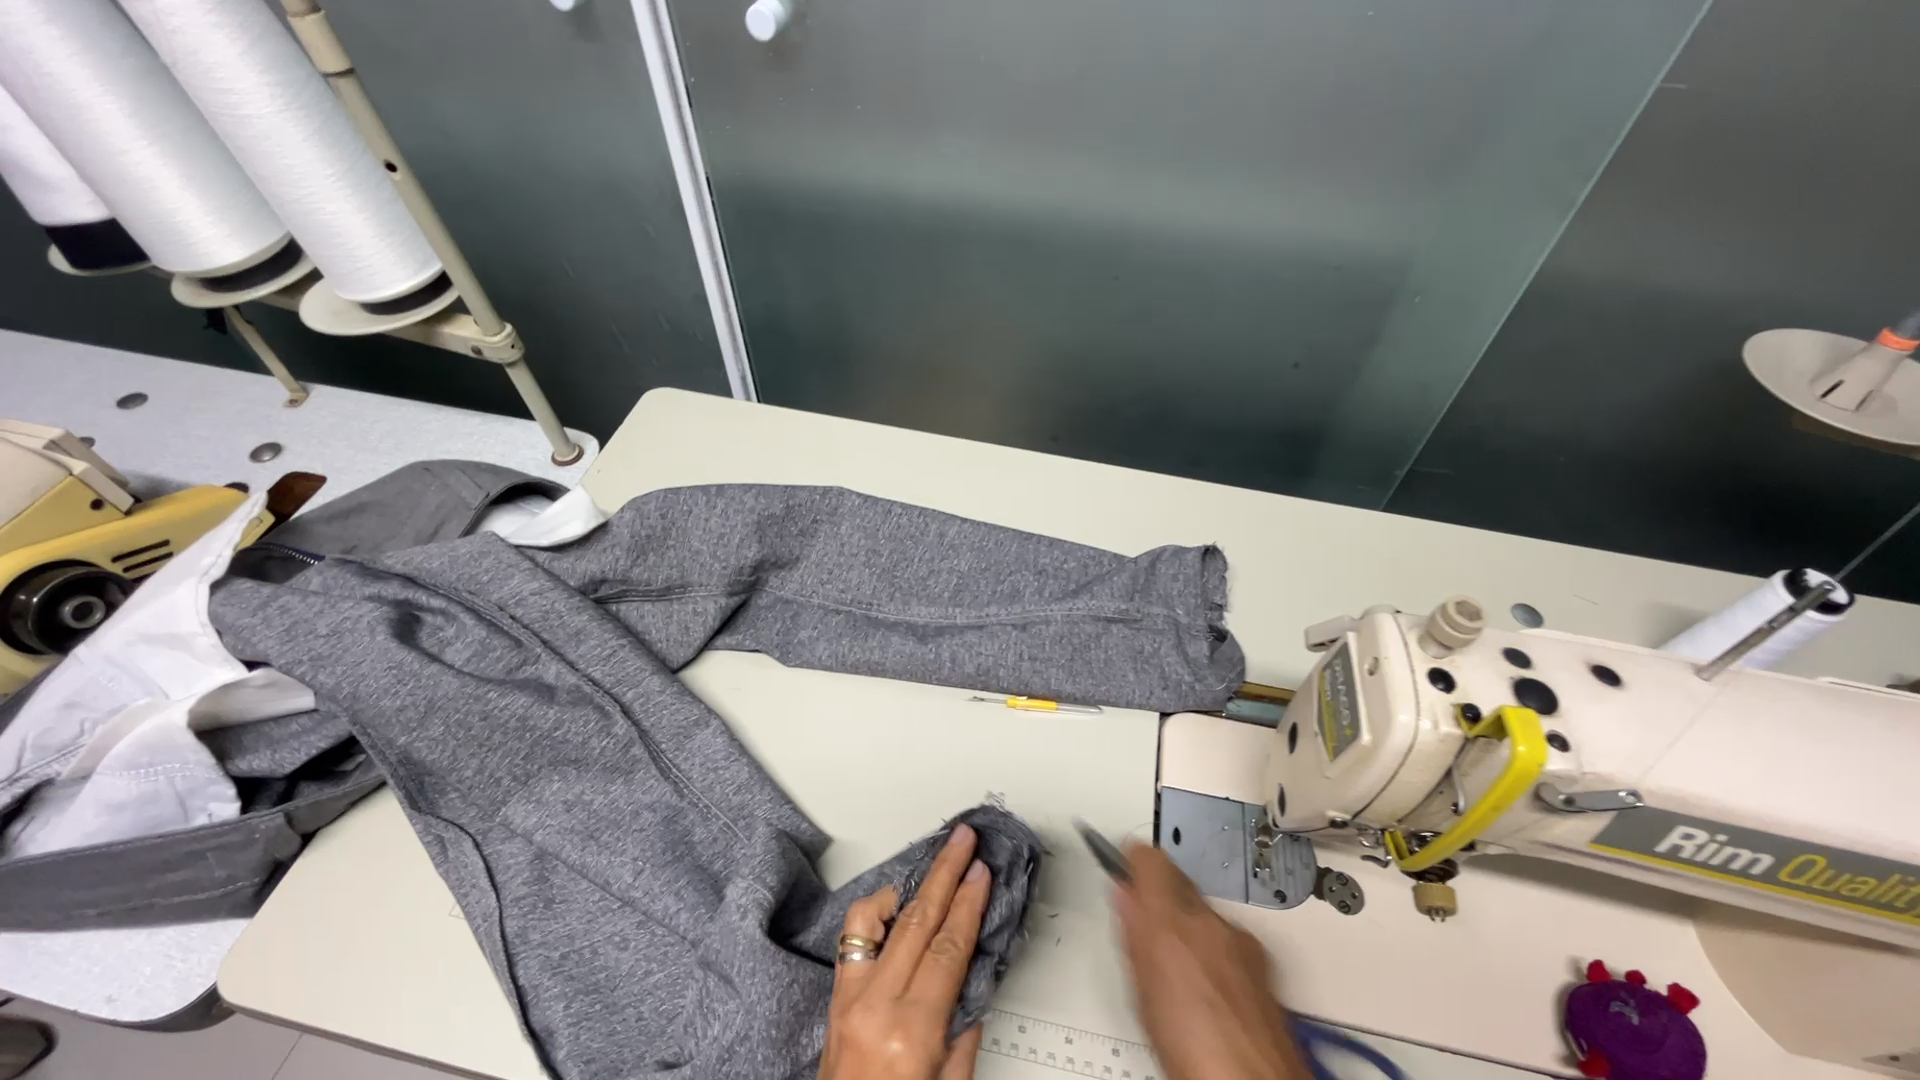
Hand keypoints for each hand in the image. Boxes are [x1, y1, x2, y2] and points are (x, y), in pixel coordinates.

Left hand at [820, 823, 991, 1079]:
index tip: (982, 870)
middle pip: (918, 920)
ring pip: (878, 918)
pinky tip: (896, 900)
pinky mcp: (836, 997)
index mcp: (911, 1030)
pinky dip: (876, 910)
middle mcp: (875, 1005)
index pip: (948, 946)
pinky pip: (854, 937)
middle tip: (963, 840)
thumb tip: (974, 969)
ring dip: (912, 884)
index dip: (968, 902)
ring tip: (935, 860)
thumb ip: (965, 1023)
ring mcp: (850, 998)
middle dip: (945, 872)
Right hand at [1114, 844, 1309, 1079]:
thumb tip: (1126, 897)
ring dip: (1188, 926)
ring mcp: (1240, 938)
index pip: (1148, 858)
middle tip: (1142, 927)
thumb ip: (1133, 936)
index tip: (1124, 868)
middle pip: (1177, 881)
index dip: (1133, 860)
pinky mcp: (1261, 958)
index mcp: (1169, 924)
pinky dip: (1214, 949)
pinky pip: (1228, 935)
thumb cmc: (1192, 1054)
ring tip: (1176, 972)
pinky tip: (1207, 987)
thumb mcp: (1140, 994)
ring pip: (1203, 911)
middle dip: (1158, 897)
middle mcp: (1208, 922)